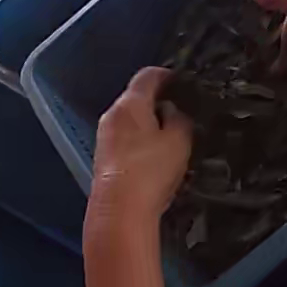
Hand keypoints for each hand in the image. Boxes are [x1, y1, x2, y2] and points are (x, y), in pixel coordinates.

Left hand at [89, 67, 192, 234]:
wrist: (119, 212)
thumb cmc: (151, 171)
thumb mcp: (180, 141)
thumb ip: (180, 118)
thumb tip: (172, 110)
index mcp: (130, 104)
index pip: (148, 75)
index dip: (169, 76)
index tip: (184, 83)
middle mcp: (112, 115)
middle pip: (136, 97)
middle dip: (159, 102)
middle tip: (183, 113)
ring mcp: (103, 137)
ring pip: (130, 120)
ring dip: (148, 123)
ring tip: (172, 137)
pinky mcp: (102, 158)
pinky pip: (124, 139)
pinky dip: (139, 141)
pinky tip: (153, 157)